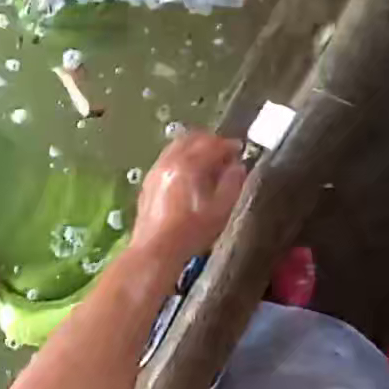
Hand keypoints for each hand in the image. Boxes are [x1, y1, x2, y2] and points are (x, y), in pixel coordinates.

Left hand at [130, 130, 247, 263]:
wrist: (156, 250)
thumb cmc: (191, 233)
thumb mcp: (221, 210)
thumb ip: (232, 184)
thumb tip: (237, 166)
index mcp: (188, 165)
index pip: (212, 144)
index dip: (228, 145)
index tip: (239, 150)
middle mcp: (169, 161)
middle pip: (192, 139)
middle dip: (211, 142)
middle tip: (225, 153)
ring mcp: (156, 169)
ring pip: (177, 146)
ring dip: (195, 147)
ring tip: (208, 161)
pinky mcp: (149, 180)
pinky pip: (167, 158)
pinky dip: (181, 157)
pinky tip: (189, 173)